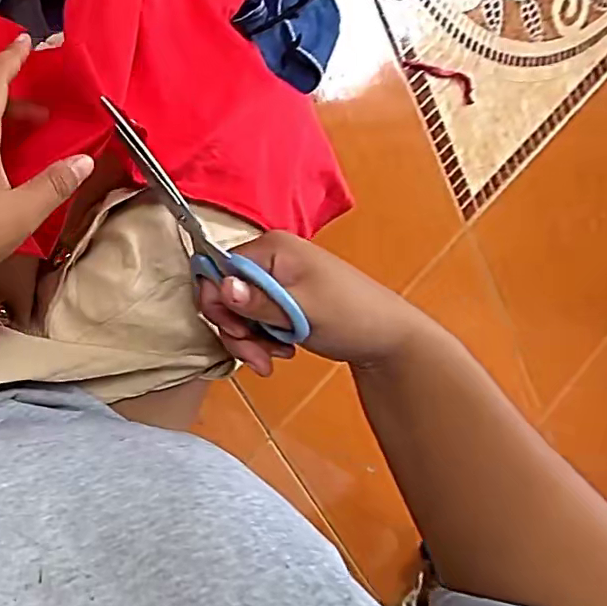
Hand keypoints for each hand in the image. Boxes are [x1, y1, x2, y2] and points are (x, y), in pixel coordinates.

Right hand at [196, 232, 428, 374]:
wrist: (387, 338)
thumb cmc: (353, 317)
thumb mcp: (302, 311)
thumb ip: (258, 301)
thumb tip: (223, 287)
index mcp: (273, 248)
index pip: (219, 267)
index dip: (218, 301)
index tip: (235, 330)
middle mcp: (270, 257)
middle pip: (225, 292)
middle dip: (236, 329)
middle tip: (256, 353)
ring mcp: (276, 278)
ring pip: (237, 311)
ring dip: (248, 339)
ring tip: (273, 357)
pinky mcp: (280, 298)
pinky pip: (253, 318)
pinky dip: (260, 340)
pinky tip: (281, 351)